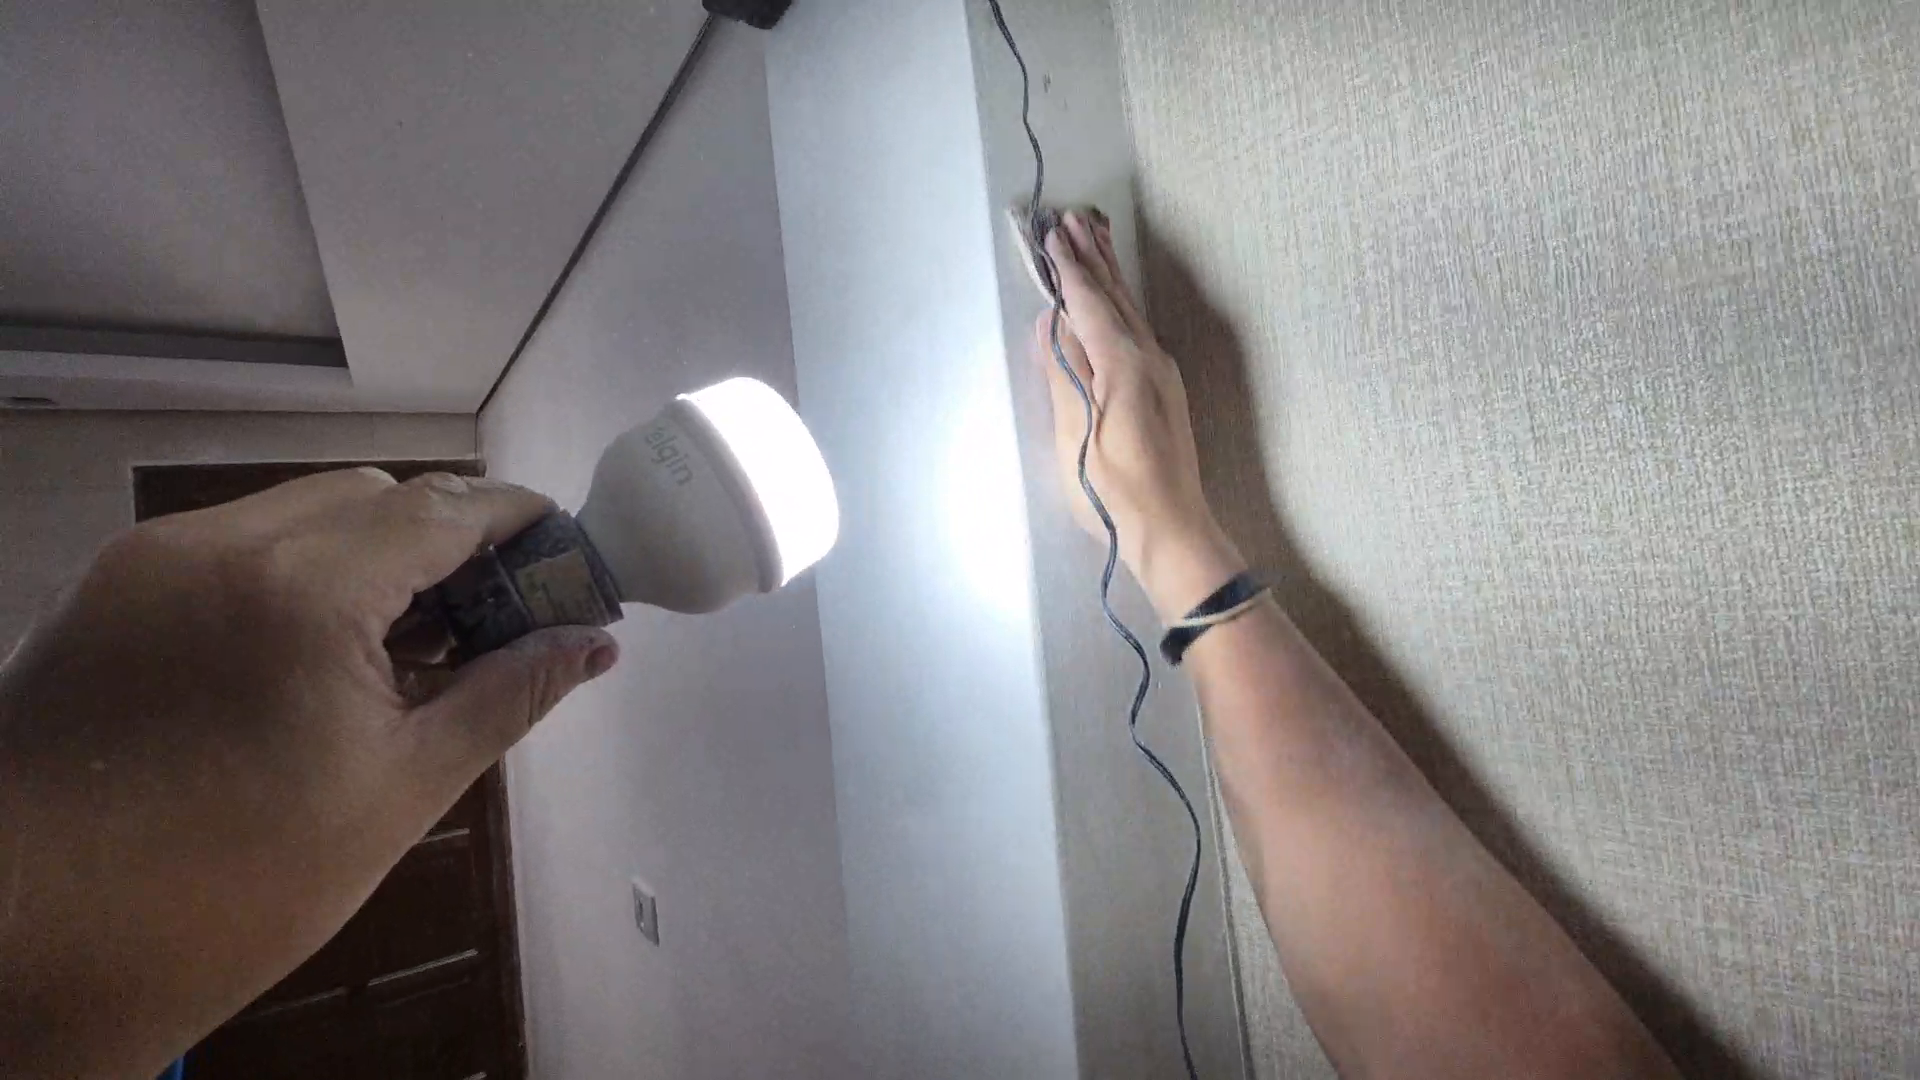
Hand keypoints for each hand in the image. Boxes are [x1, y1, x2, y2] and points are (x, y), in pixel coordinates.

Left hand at [0, 469, 617, 1079]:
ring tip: (436, 624)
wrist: (10, 963)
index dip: (518, 516)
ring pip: (317, 507)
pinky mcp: (118, 590)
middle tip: (507, 599)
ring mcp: (153, 562)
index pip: (444, 510)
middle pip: (382, 493)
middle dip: (460, 530)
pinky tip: (350, 638)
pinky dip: (327, 563)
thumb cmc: (236, 880)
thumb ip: (513, 692)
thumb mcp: (407, 786)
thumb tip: (596, 643)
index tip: (567, 545)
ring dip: (394, 545)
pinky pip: (256, 538)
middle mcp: (216, 547)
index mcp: (299, 593)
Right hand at [1036, 210, 1245, 620]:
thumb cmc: (1111, 490)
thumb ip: (1063, 374)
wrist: (1170, 529)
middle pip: (1116, 297)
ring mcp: (1161, 374)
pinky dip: (1121, 305)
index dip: (1068, 269)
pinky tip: (1115, 301)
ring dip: (1110, 275)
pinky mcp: (1163, 392)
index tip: (1051, 233)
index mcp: (1122, 364)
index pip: (1089, 304)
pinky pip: (1137, 331)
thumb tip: (1051, 323)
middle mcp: (1148, 358)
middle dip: (1093, 257)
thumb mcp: (1074, 435)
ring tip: (1096, 239)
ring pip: (1131, 311)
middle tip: (1074, 218)